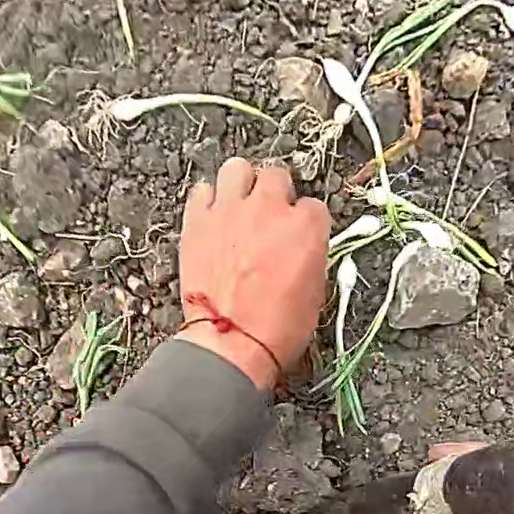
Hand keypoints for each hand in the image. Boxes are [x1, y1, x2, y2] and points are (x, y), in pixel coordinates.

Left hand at [175, 158, 330, 389]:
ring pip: (237, 169)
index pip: (314, 206)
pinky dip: (210, 200)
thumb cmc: (277, 329)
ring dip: (243, 184)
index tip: (302, 235)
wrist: (233, 344)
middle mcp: (269, 209)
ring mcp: (230, 211)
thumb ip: (311, 259)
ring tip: (242, 204)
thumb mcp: (315, 296)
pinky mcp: (198, 221)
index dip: (309, 223)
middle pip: (277, 176)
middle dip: (277, 193)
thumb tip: (304, 251)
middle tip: (273, 214)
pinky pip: (202, 191)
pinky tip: (215, 217)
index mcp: (306, 228)